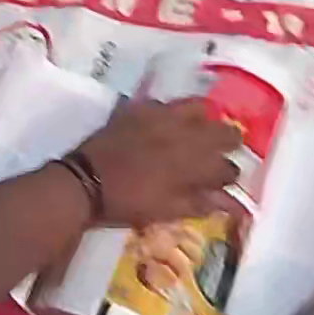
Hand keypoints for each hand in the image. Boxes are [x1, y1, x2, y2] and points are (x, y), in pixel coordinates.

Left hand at [75, 98, 243, 227]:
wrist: (84, 182)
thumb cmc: (126, 202)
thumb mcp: (166, 211)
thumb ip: (199, 203)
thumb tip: (228, 203)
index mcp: (195, 164)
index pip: (228, 168)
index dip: (227, 177)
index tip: (219, 182)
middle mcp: (185, 135)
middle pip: (223, 131)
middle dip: (226, 143)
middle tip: (216, 152)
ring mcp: (161, 117)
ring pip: (198, 108)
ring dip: (202, 120)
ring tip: (194, 131)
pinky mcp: (137, 109)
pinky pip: (162, 103)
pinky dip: (166, 113)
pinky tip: (160, 124)